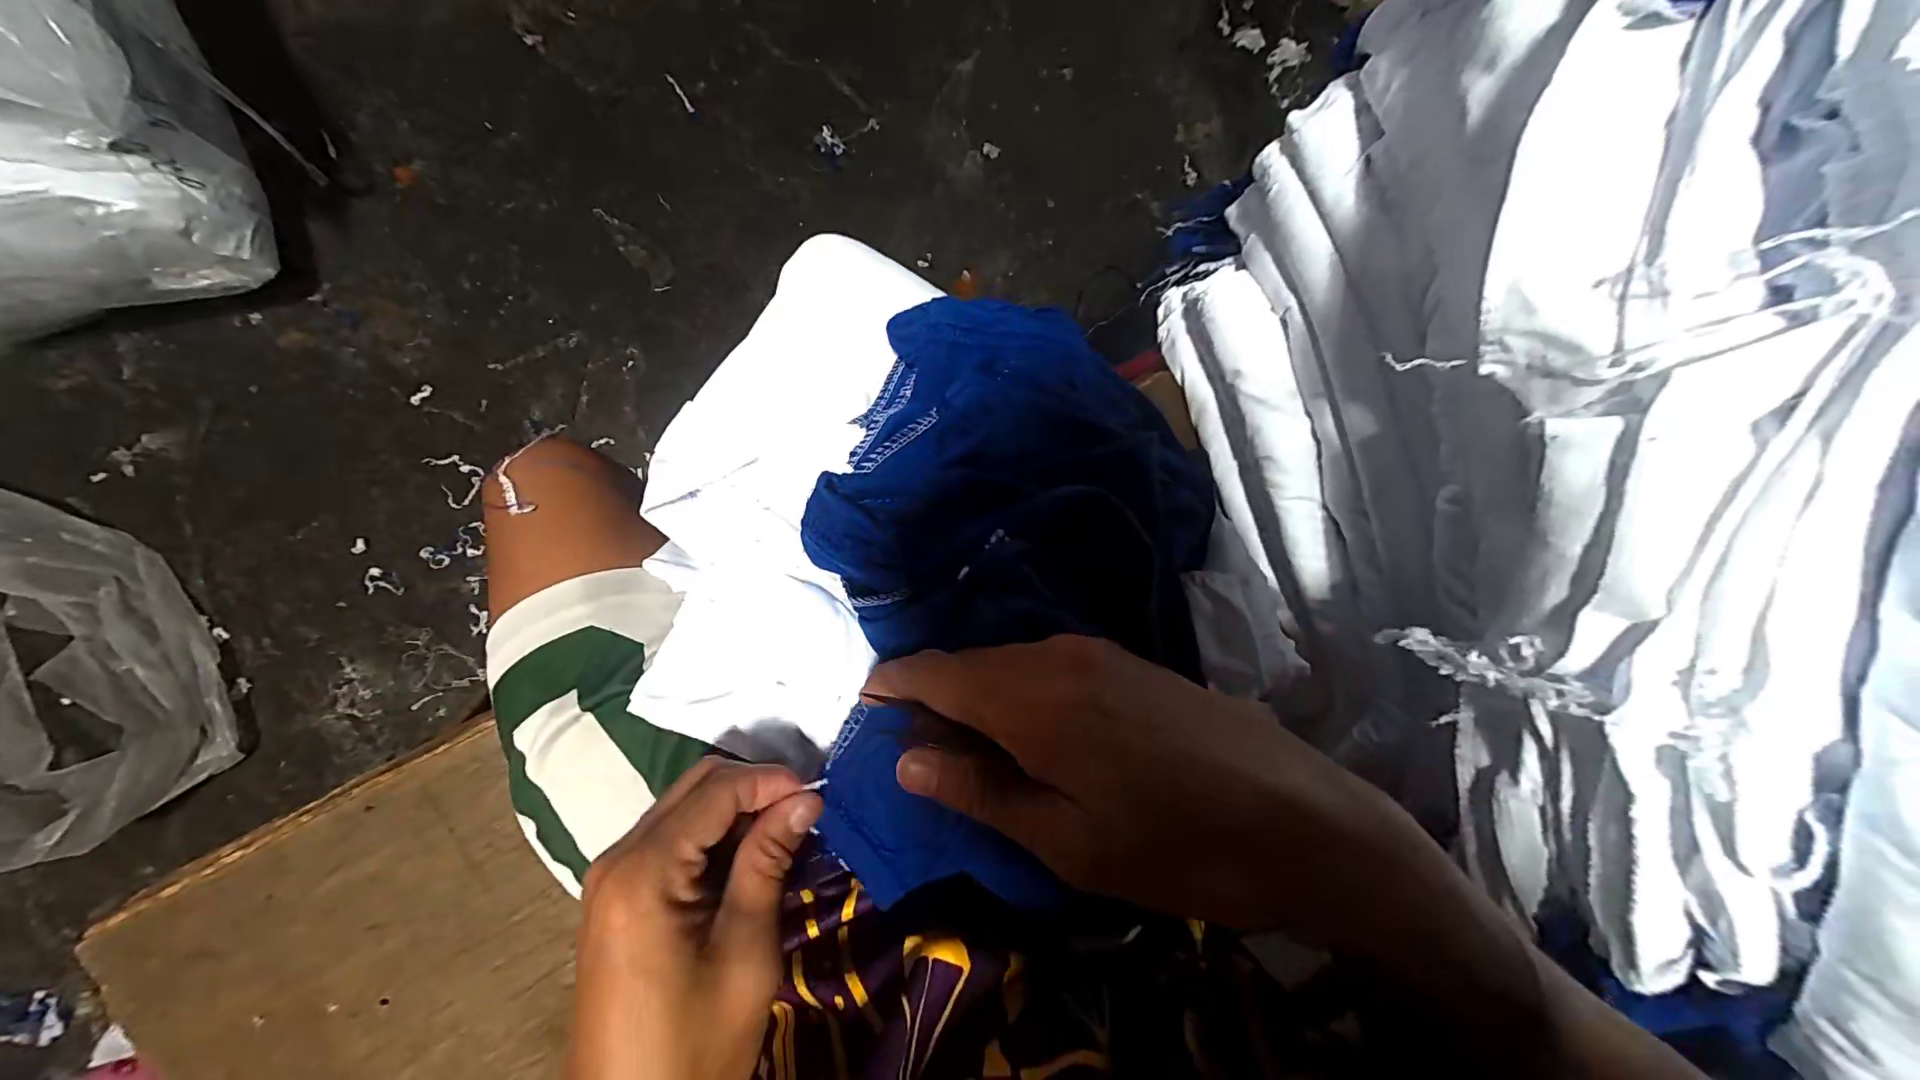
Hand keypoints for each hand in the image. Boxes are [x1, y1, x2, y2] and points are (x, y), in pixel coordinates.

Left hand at [566, 758, 822, 1079]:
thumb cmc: (695, 1042)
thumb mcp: (745, 949)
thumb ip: (768, 861)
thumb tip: (807, 798)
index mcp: (643, 872)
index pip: (717, 790)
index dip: (771, 781)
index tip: (818, 795)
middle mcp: (618, 858)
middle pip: (697, 785)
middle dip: (755, 786)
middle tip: (804, 811)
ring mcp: (613, 875)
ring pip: (686, 804)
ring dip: (737, 806)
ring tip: (784, 830)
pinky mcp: (618, 893)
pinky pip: (673, 834)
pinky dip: (715, 831)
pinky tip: (748, 853)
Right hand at [867, 637, 1708, 1079]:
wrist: (1306, 821)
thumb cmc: (1177, 846)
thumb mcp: (1068, 843)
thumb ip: (982, 792)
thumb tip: (908, 760)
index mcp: (1033, 698)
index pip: (938, 672)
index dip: (894, 683)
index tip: (866, 704)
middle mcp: (1059, 656)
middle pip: (971, 661)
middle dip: (932, 693)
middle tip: (912, 740)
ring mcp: (1099, 652)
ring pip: (1009, 660)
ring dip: (977, 692)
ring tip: (963, 740)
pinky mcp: (1128, 662)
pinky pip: (1047, 664)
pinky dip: (1017, 689)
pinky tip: (1026, 728)